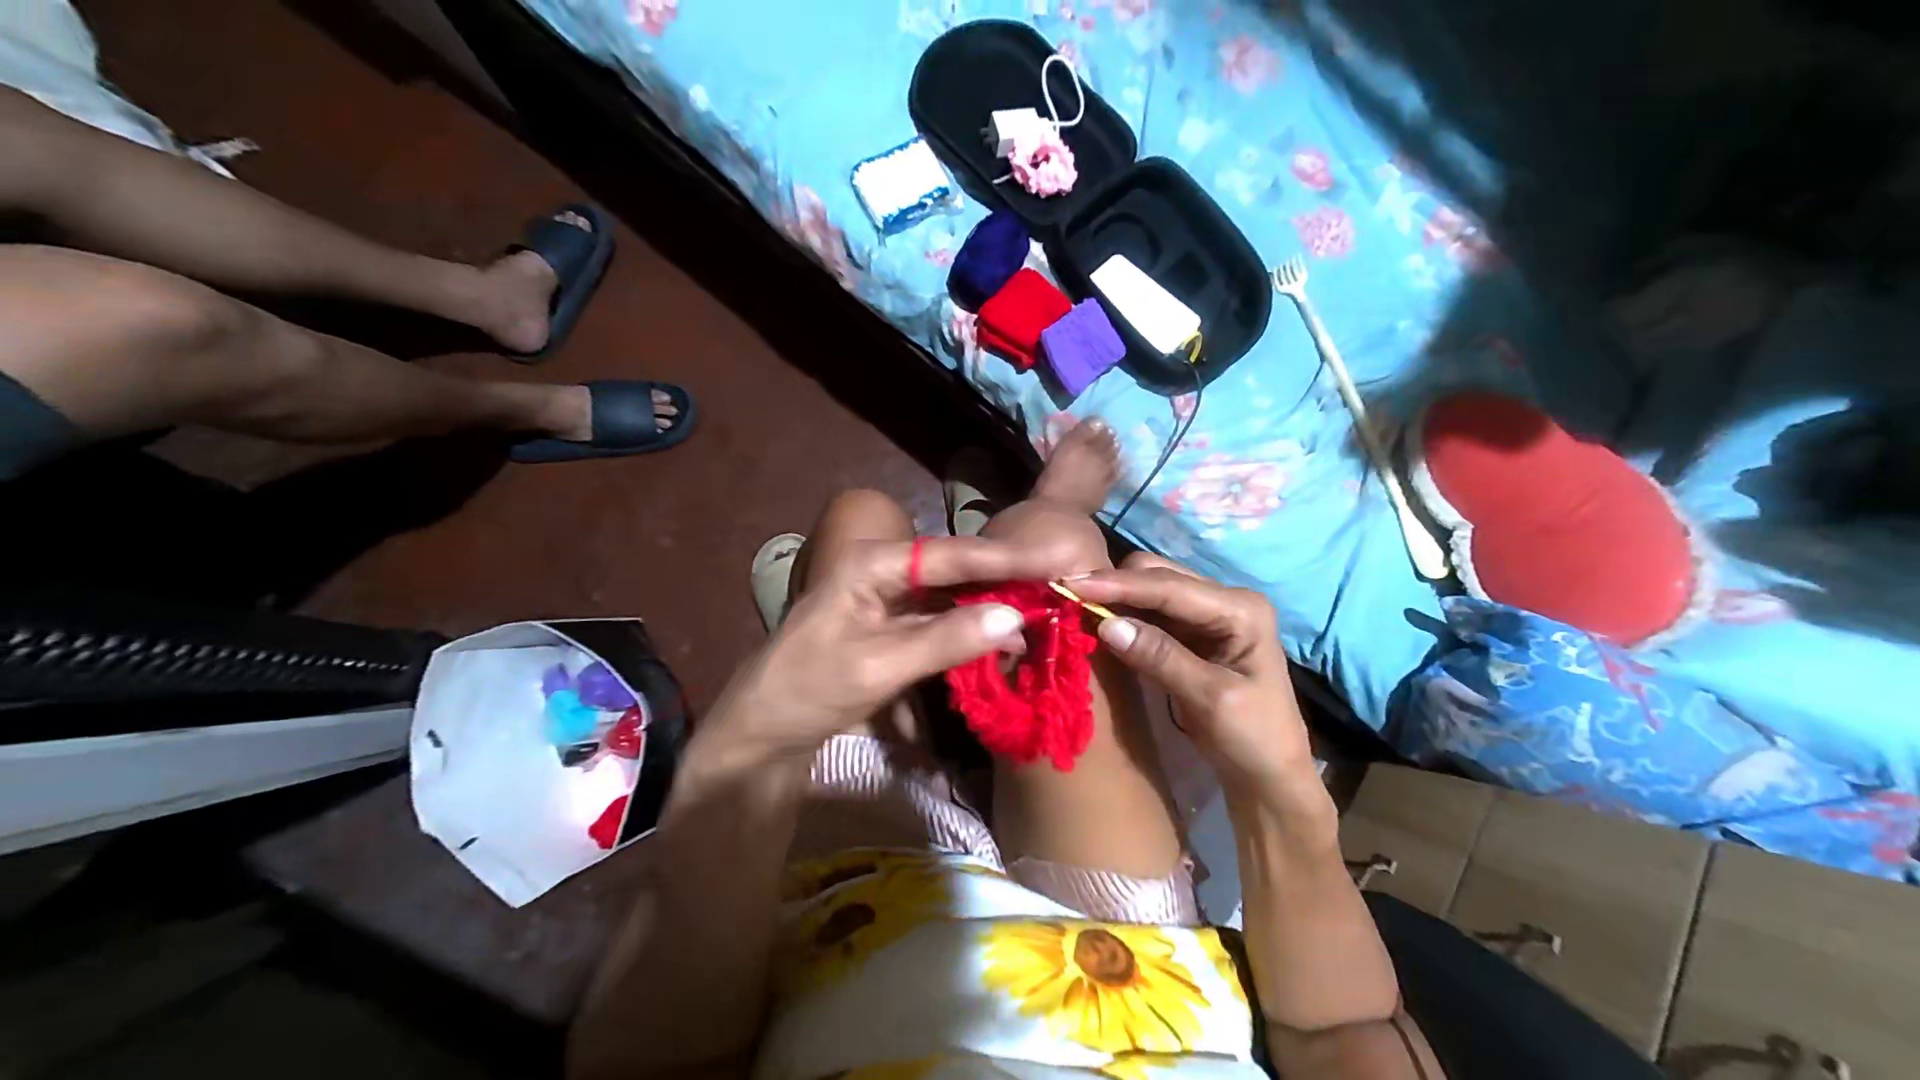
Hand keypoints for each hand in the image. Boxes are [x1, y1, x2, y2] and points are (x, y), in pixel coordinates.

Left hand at [706, 536, 1080, 761]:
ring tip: (1046, 610)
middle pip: (957, 567)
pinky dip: (974, 626)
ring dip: (995, 602)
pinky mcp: (894, 623)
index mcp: (872, 562)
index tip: (1057, 560)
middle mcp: (884, 568)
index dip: (1006, 558)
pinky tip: (1006, 636)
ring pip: (954, 591)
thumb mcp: (881, 666)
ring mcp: (889, 596)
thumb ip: (948, 639)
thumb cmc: (810, 688)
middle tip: (1062, 583)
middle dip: (1008, 576)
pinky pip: (943, 617)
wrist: (765, 728)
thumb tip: (1017, 616)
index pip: (951, 554)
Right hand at [1069, 553, 1315, 801]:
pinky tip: (1096, 622)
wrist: (1268, 775)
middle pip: (1157, 575)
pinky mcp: (1189, 632)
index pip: (1169, 587)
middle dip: (1114, 584)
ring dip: (1114, 597)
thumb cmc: (1253, 739)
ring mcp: (1206, 615)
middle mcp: (1224, 600)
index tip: (1071, 585)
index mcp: (1240, 610)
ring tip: (1074, 606)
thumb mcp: (1210, 699)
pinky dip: (1122, 614)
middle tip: (1068, 599)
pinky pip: (1147, 612)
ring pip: (1148, 589)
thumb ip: (1160, 657)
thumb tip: (1106, 624)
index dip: (1118, 584)